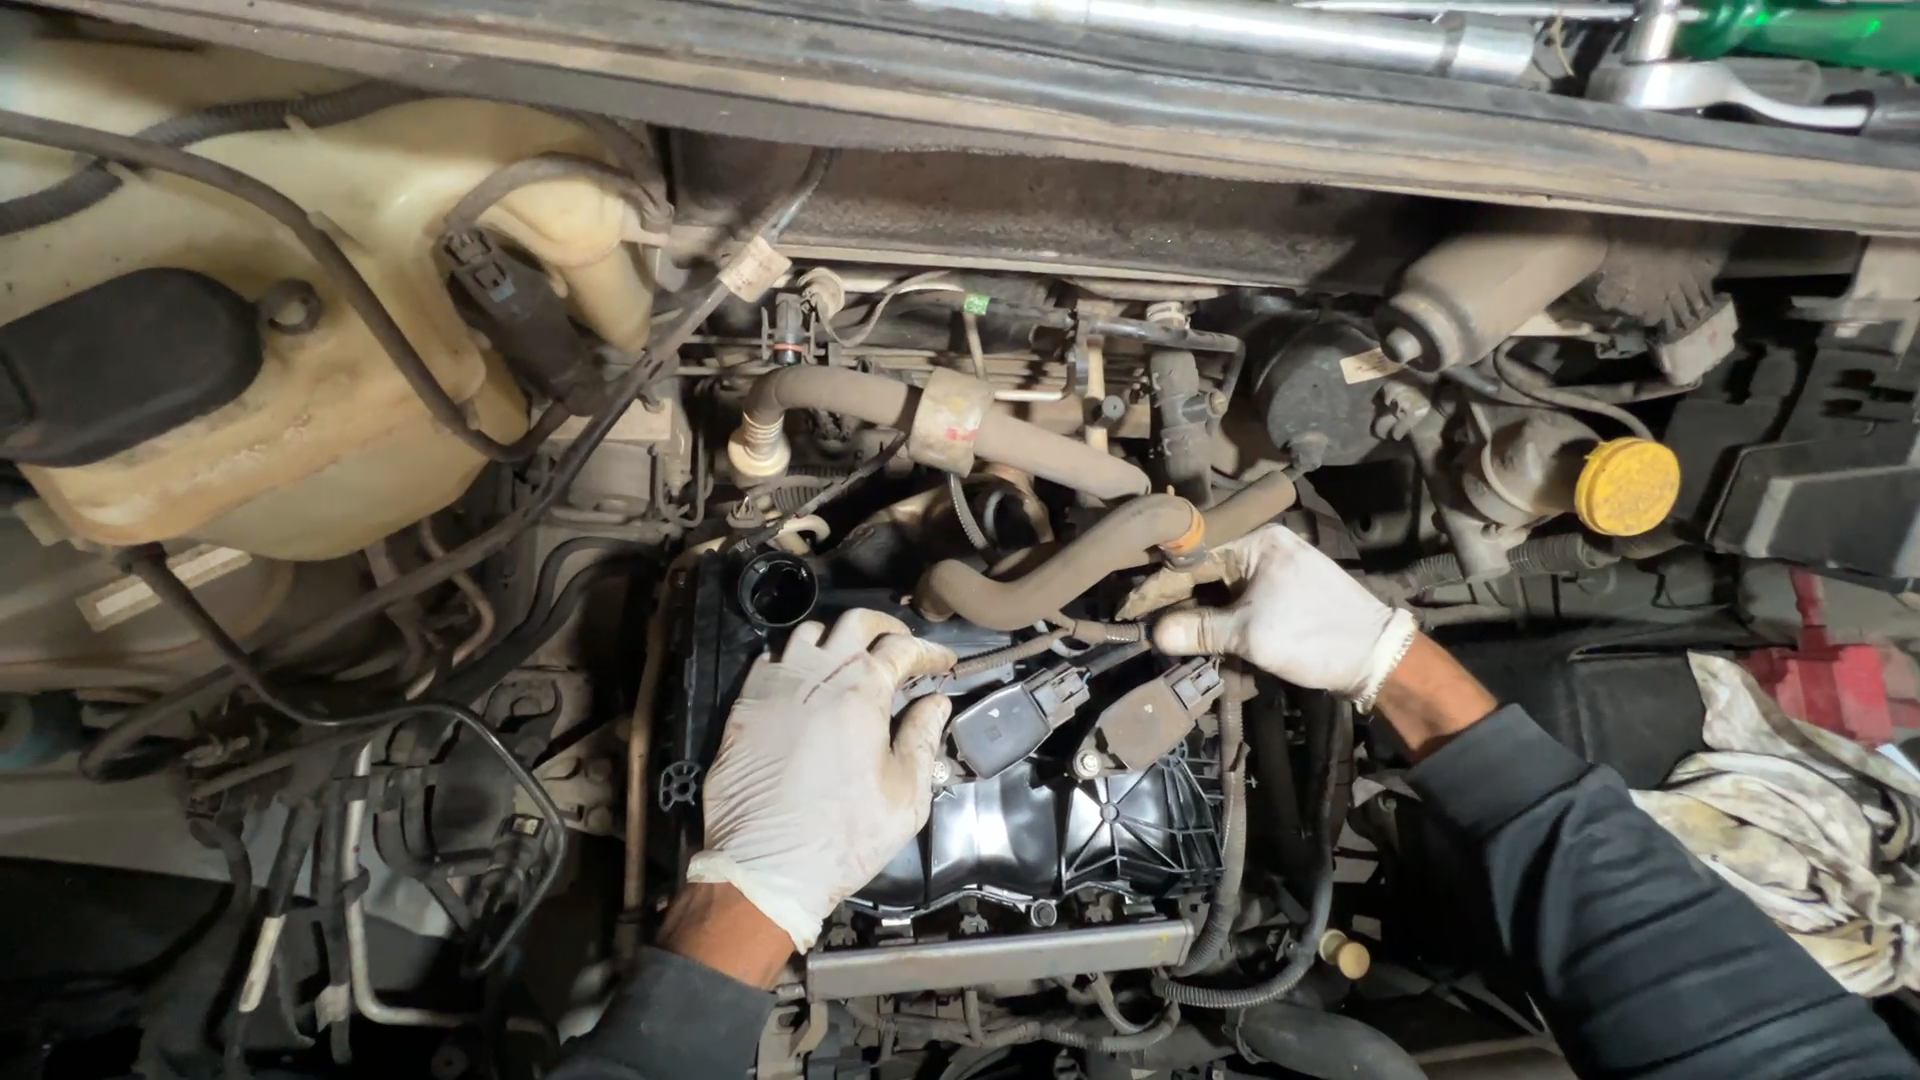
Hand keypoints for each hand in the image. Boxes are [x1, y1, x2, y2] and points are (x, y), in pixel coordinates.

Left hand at [685, 609, 956, 951]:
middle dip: (885, 628)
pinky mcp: (744, 704)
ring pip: (810, 633)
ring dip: (838, 640)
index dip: (930, 652)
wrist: (765, 868)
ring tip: (852, 662)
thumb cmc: (845, 834)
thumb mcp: (906, 794)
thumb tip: (936, 702)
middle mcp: (817, 673)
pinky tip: (806, 684)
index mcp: (862, 690)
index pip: (903, 649)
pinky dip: (797, 661)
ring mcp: (775, 684)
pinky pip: (772, 660)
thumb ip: (923, 737)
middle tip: (901, 648)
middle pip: (855, 622)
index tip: (944, 664)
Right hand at [1153, 524, 1417, 708]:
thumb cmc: (1315, 636)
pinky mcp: (1283, 591)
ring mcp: (1275, 568)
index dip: (1157, 586)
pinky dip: (1216, 614)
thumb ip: (1198, 630)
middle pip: (1203, 569)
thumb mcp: (1250, 635)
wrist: (1380, 658)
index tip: (1128, 608)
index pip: (1192, 559)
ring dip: (1194, 609)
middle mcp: (1264, 546)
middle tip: (1140, 620)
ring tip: (1163, 628)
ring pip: (1218, 585)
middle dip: (1173, 597)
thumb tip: (1153, 633)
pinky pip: (1236, 597)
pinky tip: (1197, 630)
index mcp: (1257, 542)